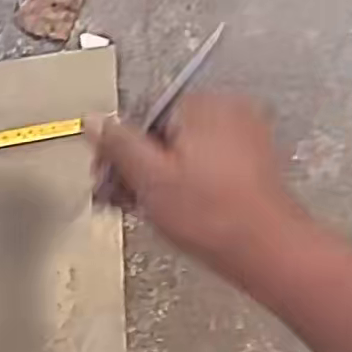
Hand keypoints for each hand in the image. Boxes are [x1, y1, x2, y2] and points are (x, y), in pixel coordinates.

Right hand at [95, 93, 315, 276]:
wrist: (257, 245)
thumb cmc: (211, 213)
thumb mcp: (147, 175)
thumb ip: (117, 143)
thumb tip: (94, 121)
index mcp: (204, 106)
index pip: (141, 113)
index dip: (115, 147)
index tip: (105, 172)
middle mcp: (228, 113)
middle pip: (160, 132)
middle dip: (132, 164)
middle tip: (119, 192)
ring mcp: (241, 137)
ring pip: (177, 149)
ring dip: (151, 175)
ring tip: (140, 203)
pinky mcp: (245, 163)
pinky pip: (198, 163)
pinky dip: (176, 181)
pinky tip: (166, 205)